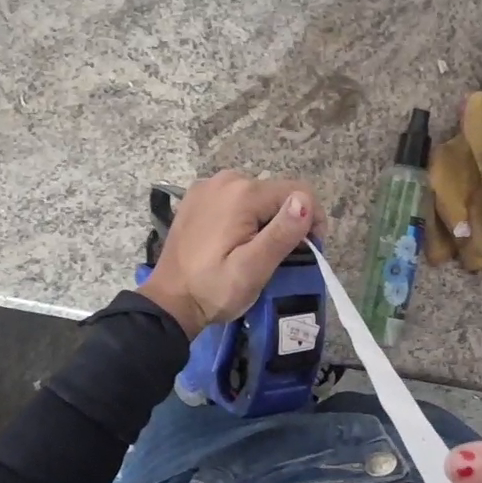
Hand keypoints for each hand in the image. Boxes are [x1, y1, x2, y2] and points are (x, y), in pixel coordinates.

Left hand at [137, 171, 323, 337]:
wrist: (169, 303)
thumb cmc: (214, 289)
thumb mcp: (253, 268)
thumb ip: (281, 232)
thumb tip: (305, 200)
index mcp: (242, 193)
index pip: (299, 192)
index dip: (312, 219)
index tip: (310, 250)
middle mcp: (225, 180)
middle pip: (277, 192)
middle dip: (288, 221)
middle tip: (282, 257)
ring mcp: (208, 186)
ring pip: (257, 195)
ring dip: (267, 220)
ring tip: (258, 252)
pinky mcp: (197, 198)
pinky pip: (235, 199)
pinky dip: (245, 216)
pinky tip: (236, 242)